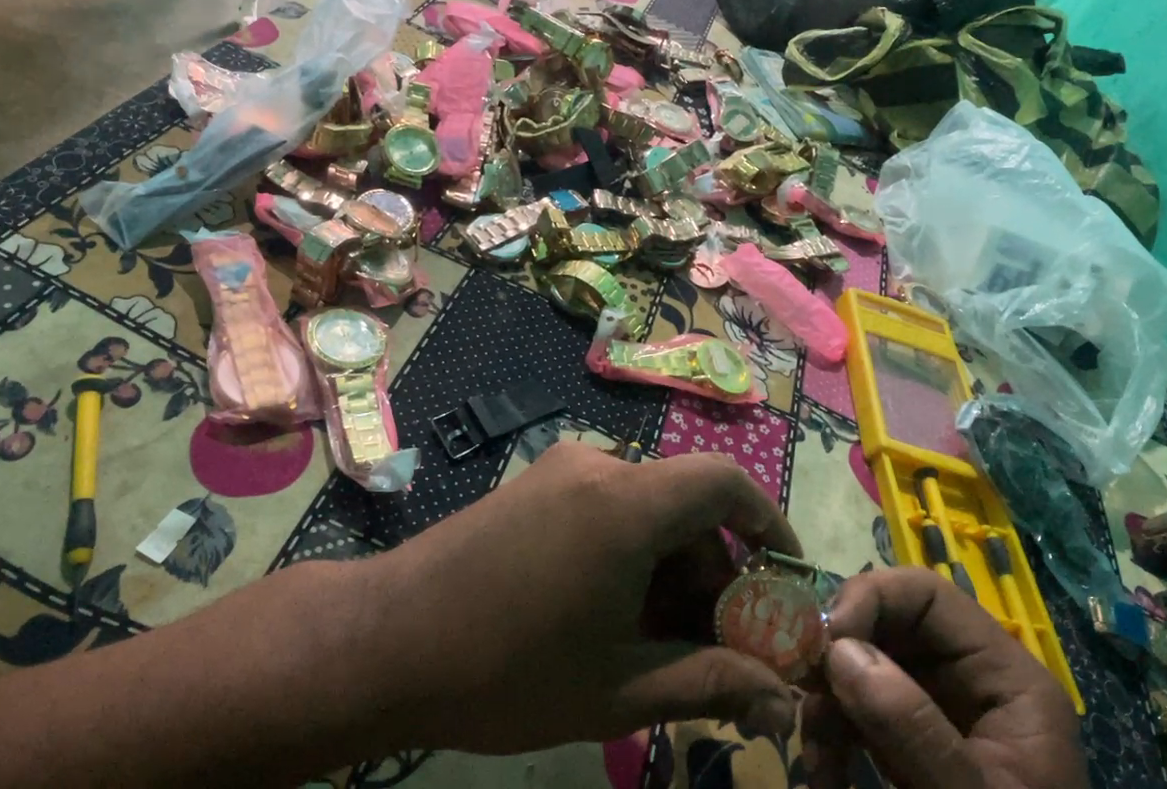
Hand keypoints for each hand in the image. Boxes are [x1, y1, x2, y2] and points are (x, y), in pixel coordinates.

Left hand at [359, 442, 803, 753]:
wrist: (383, 641)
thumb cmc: (506, 670)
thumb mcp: (618, 688)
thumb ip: (708, 683)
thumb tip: (780, 699)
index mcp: (626, 504)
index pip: (724, 481)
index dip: (766, 523)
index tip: (783, 580)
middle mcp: (595, 467)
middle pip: (683, 503)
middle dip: (711, 570)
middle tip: (712, 645)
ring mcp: (556, 472)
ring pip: (642, 508)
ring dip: (666, 566)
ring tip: (654, 643)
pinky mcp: (529, 485)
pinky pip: (603, 506)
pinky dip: (626, 550)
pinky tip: (605, 613)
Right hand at [800, 568, 1087, 788]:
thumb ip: (913, 729)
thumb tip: (840, 648)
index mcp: (1006, 679)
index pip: (926, 596)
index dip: (868, 599)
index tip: (821, 640)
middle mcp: (968, 680)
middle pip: (885, 625)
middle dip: (836, 655)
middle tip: (799, 691)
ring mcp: (935, 711)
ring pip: (860, 666)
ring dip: (825, 704)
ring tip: (817, 761)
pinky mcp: (907, 744)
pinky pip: (854, 713)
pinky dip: (829, 736)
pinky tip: (823, 774)